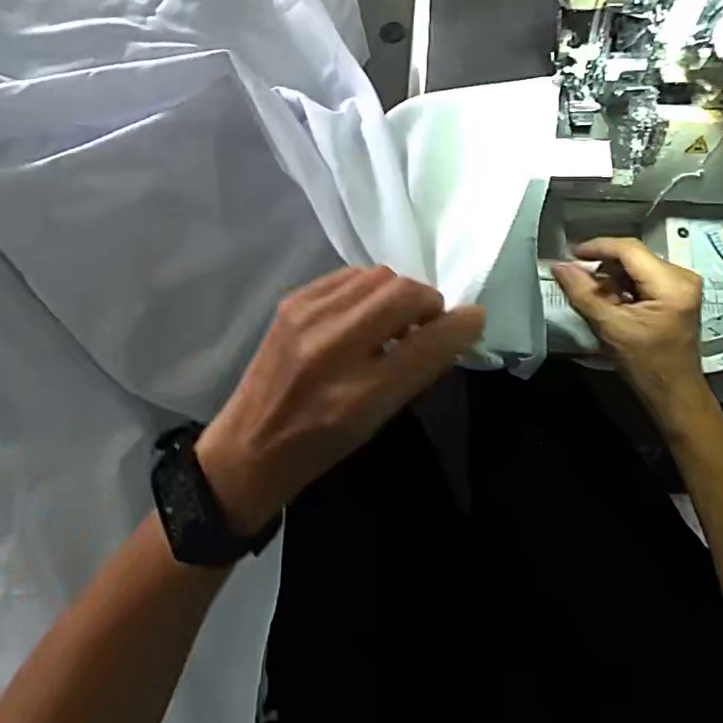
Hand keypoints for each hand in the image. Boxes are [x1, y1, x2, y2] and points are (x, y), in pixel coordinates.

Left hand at [195, 267, 483, 534]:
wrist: (247, 447)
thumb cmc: (320, 447)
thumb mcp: (377, 422)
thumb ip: (418, 374)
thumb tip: (453, 331)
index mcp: (358, 395)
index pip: (427, 344)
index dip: (461, 326)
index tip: (476, 318)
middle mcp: (332, 348)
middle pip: (405, 294)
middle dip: (430, 304)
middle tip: (429, 324)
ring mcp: (307, 318)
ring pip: (380, 276)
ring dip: (400, 294)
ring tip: (394, 320)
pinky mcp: (293, 302)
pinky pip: (352, 275)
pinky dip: (370, 290)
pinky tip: (364, 314)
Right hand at [553, 238, 708, 415]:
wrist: (675, 393)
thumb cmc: (647, 366)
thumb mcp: (612, 327)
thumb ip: (584, 293)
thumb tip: (560, 266)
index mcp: (672, 284)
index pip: (629, 249)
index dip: (597, 247)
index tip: (572, 254)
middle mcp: (683, 276)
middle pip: (633, 256)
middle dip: (603, 264)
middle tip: (577, 276)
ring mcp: (683, 283)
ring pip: (637, 265)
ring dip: (612, 275)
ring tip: (593, 292)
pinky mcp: (678, 292)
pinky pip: (644, 276)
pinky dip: (624, 284)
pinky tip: (610, 299)